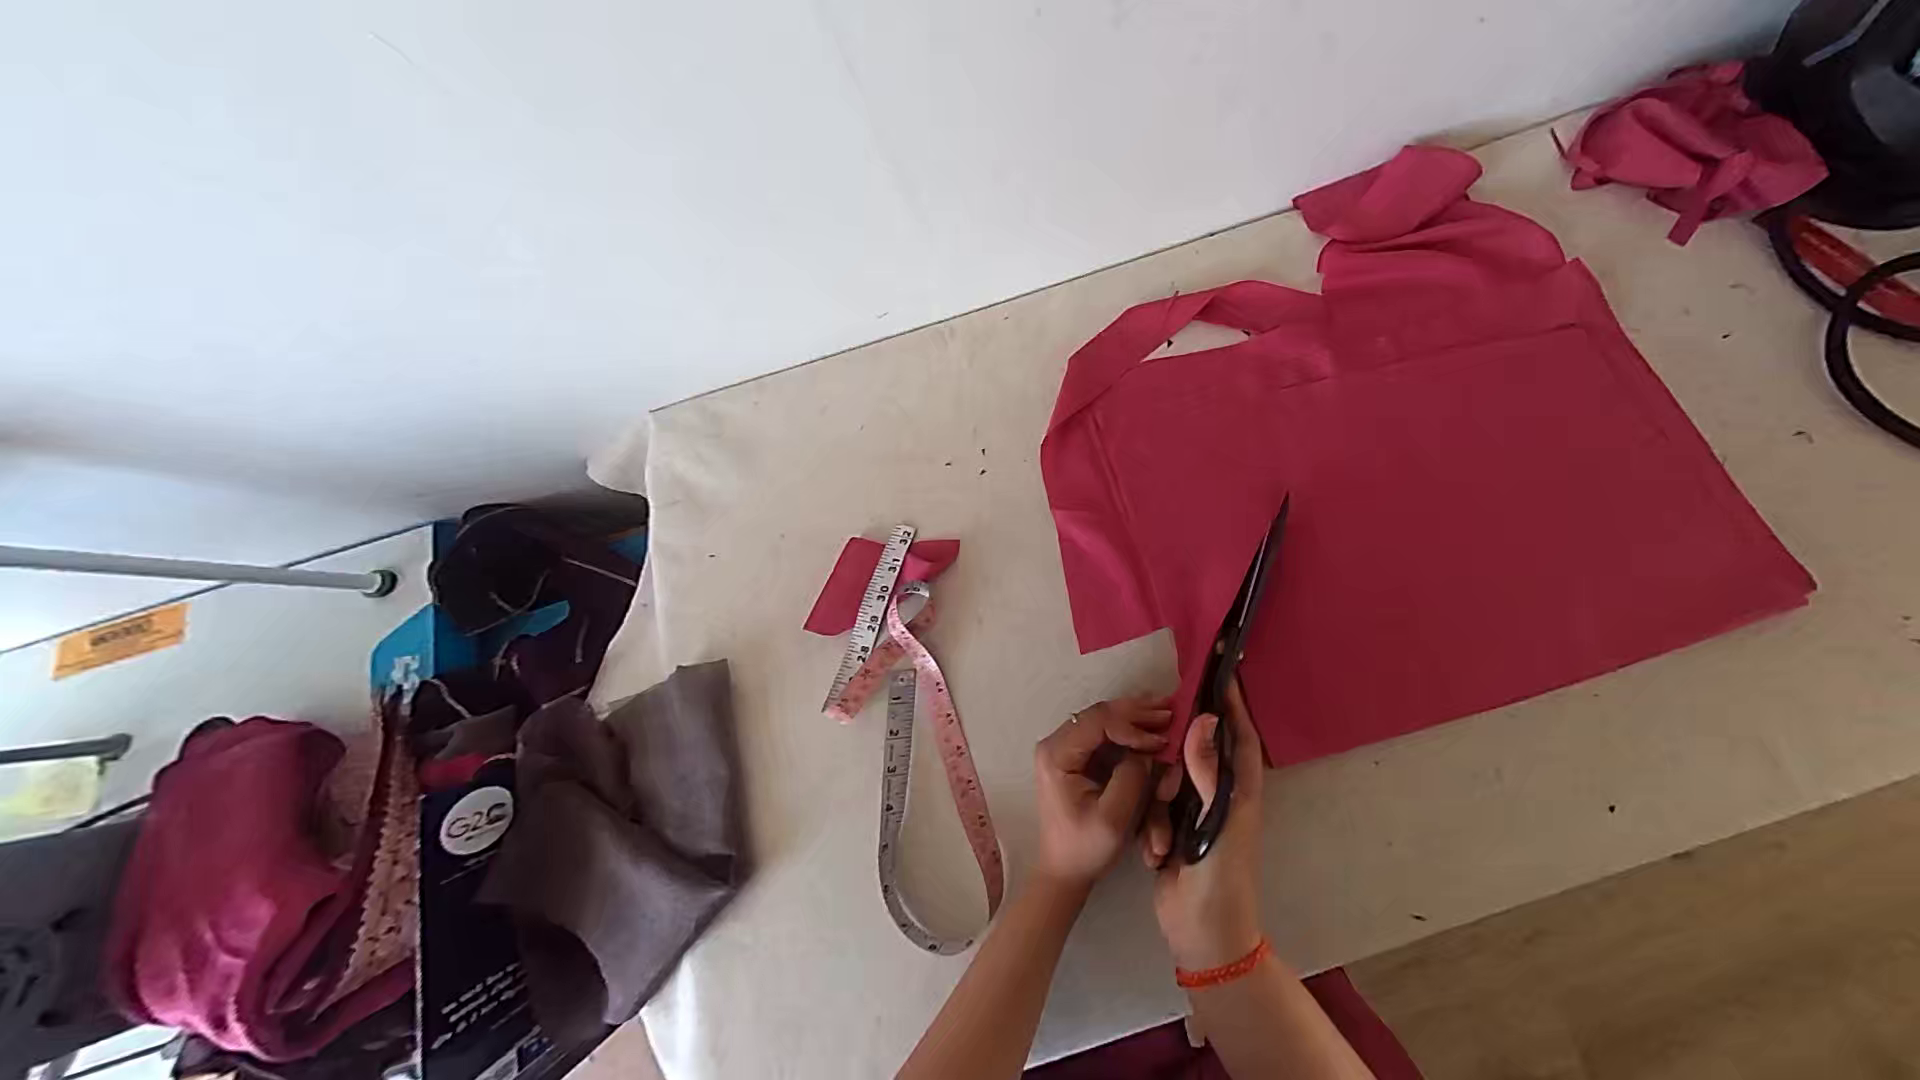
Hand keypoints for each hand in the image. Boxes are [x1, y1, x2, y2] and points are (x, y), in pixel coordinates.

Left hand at [1032, 695, 1172, 888]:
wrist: (1064, 869)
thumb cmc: (1085, 847)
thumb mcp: (1113, 818)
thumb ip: (1131, 778)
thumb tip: (1148, 750)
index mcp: (1056, 755)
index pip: (1097, 724)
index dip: (1132, 726)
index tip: (1161, 740)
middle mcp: (1057, 744)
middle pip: (1100, 715)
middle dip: (1136, 712)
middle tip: (1170, 709)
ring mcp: (1066, 748)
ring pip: (1104, 720)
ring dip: (1135, 716)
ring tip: (1165, 710)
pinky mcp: (1078, 757)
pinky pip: (1105, 734)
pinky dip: (1129, 728)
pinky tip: (1150, 723)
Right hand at [1140, 677, 1265, 970]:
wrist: (1203, 935)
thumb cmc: (1220, 878)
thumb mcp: (1216, 822)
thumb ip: (1208, 770)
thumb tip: (1206, 719)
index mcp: (1240, 792)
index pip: (1241, 738)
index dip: (1234, 705)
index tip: (1222, 672)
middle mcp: (1219, 796)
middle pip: (1197, 755)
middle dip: (1178, 760)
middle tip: (1164, 762)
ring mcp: (1194, 814)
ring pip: (1167, 782)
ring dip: (1160, 806)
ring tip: (1165, 838)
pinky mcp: (1171, 829)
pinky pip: (1153, 808)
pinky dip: (1151, 827)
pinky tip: (1155, 853)